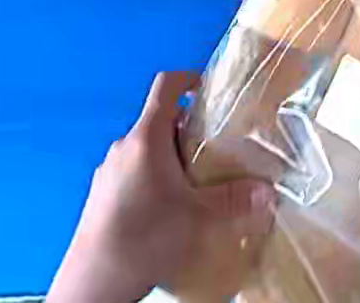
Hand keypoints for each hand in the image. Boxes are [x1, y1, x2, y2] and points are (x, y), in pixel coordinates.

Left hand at [47, 72, 274, 302]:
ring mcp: (108, 170)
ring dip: (168, 155)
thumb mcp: (196, 217)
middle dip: (187, 128)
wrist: (90, 286)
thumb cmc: (144, 237)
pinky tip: (162, 208)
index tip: (209, 89)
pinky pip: (131, 170)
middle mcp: (125, 145)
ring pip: (145, 147)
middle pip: (160, 119)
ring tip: (191, 182)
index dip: (189, 78)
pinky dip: (150, 176)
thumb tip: (270, 191)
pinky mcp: (99, 194)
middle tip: (211, 147)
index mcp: (147, 136)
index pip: (167, 84)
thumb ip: (233, 199)